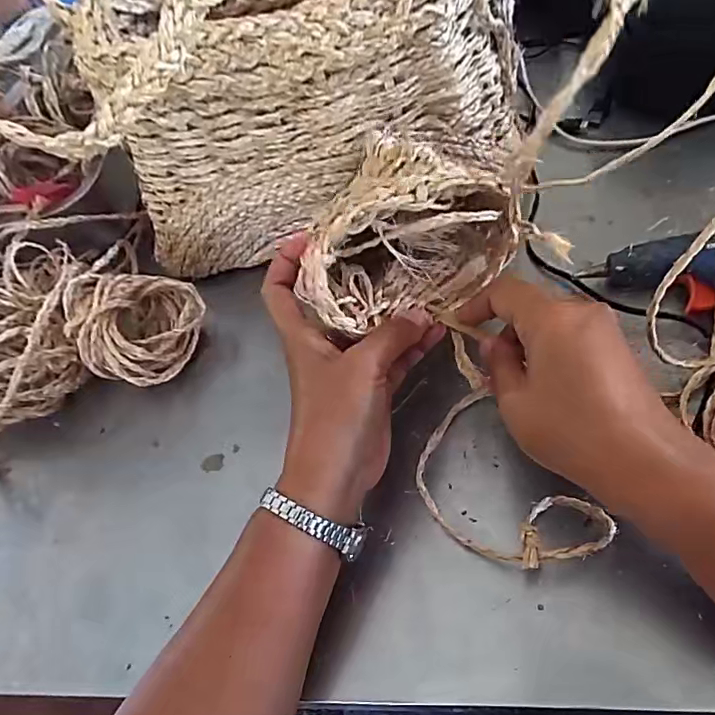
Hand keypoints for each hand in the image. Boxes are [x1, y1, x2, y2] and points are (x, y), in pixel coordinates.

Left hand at [261, 234, 443, 521]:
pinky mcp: (372, 388)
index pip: (278, 290)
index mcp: (302, 336)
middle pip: (334, 303)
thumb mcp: (361, 368)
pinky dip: (411, 343)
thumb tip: (421, 311)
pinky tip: (436, 329)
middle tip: (384, 254)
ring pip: (371, 329)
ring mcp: (349, 368)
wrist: (336, 474)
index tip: (308, 239)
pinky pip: (393, 356)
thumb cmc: (334, 418)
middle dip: (356, 278)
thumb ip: (392, 335)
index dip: (284, 262)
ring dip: (394, 313)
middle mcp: (323, 346)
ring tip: (424, 290)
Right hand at [455, 274, 692, 501]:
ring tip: (524, 388)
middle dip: (507, 332)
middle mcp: (582, 310)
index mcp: (551, 317)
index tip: (461, 326)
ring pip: (555, 324)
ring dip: (532, 345)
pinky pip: (576, 338)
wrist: (642, 457)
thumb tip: (494, 344)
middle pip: (533, 307)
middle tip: (494, 374)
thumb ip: (498, 366)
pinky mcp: (621, 348)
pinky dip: (555, 353)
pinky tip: (554, 391)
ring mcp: (607, 328)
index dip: (478, 303)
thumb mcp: (516, 405)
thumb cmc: (570, 431)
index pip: (506, 290)